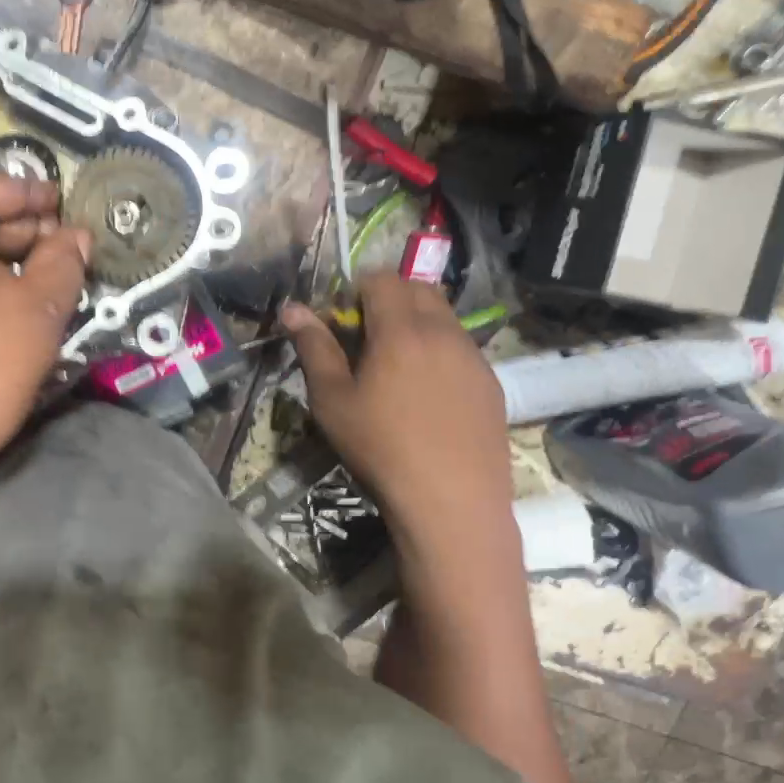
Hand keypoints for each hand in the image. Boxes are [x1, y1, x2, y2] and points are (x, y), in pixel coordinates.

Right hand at [281, 273, 511, 541]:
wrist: (451, 502)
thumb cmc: (380, 447)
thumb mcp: (332, 399)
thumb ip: (314, 347)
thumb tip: (292, 309)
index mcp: (401, 331)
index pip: (383, 280)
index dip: (357, 289)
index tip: (341, 319)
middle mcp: (444, 333)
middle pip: (420, 289)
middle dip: (390, 298)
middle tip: (365, 336)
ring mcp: (474, 358)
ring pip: (444, 317)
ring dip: (417, 323)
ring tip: (394, 365)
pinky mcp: (491, 384)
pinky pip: (462, 348)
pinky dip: (439, 350)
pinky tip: (425, 393)